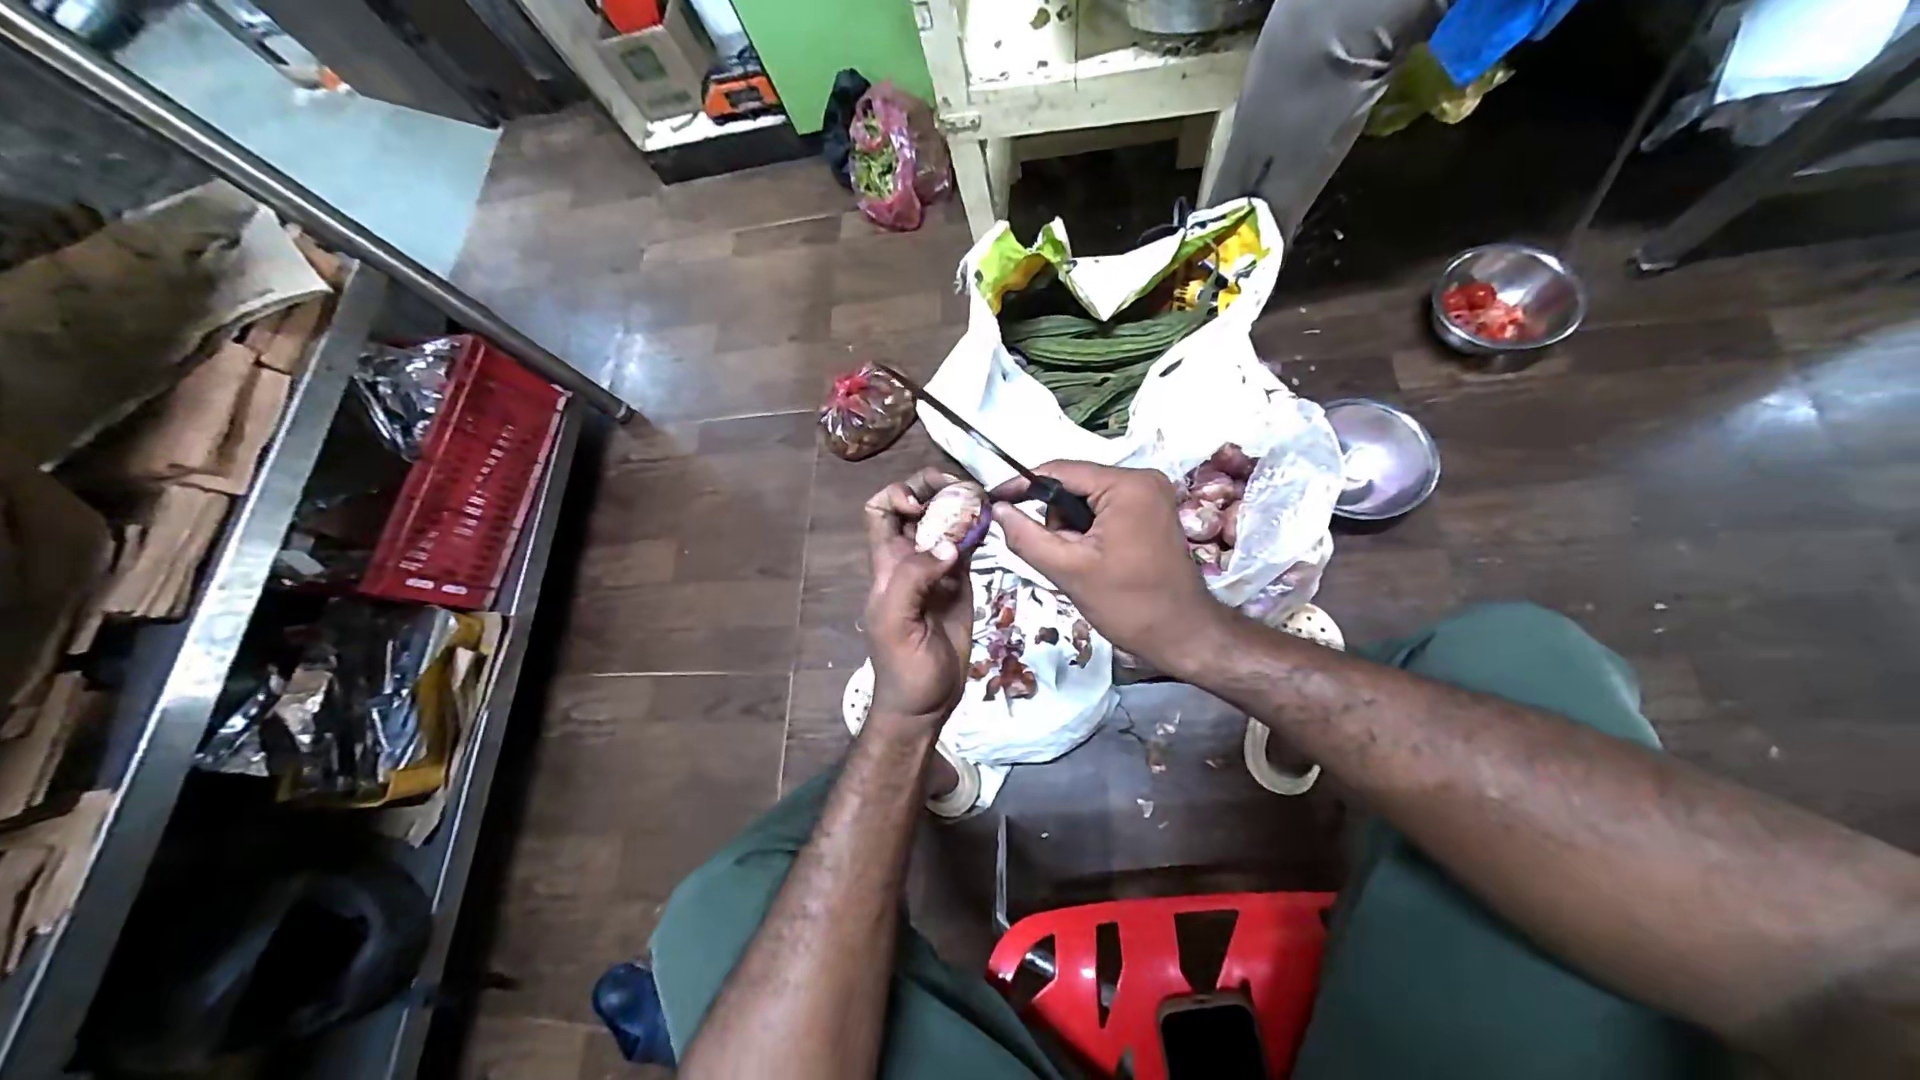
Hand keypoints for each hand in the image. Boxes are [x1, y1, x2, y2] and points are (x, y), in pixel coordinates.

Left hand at [863, 468, 974, 728]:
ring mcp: (938, 568)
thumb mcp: (896, 621)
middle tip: (962, 488)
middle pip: (917, 506)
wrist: (925, 701)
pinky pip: (968, 545)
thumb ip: (915, 579)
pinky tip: (991, 523)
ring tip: (983, 500)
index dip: (897, 494)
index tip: (921, 504)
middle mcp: (911, 558)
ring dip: (962, 505)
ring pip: (946, 521)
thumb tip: (947, 543)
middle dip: (935, 488)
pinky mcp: (961, 582)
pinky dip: (978, 530)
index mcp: (887, 563)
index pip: (880, 509)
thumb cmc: (902, 665)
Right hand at [991, 461, 1229, 676]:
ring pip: (1087, 499)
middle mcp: (1143, 479)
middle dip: (1055, 518)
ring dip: (1072, 528)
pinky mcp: (1153, 511)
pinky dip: (1089, 531)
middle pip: (1074, 484)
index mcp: (1126, 485)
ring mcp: (1152, 494)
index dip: (1021, 485)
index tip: (993, 501)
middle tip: (1059, 556)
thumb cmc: (1128, 603)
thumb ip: (1026, 536)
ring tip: (1081, 563)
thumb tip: (997, 509)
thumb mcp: (1068, 570)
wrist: (1183, 635)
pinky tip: (1095, 559)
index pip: (1059, 470)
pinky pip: (1105, 509)